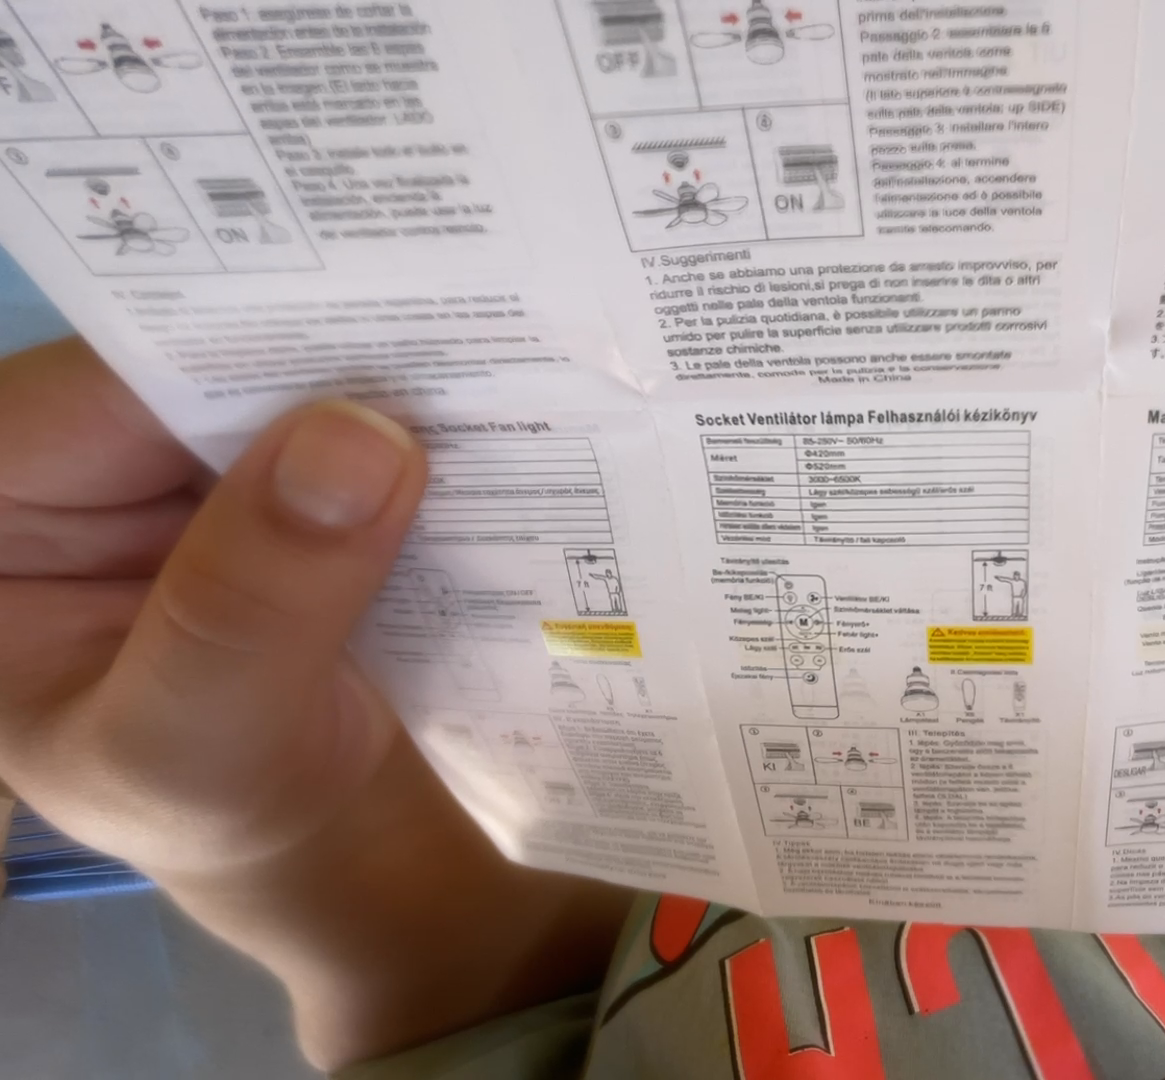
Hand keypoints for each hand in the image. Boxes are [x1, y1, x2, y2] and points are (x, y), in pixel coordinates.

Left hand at [0, 339, 632, 1067]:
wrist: (322, 825)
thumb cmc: (228, 804)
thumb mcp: (206, 731)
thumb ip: (260, 598)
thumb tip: (363, 436)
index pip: (113, 389)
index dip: (250, 351)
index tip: (392, 338)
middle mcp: (95, 478)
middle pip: (219, 375)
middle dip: (344, 370)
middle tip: (477, 344)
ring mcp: (212, 486)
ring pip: (308, 405)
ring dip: (404, 407)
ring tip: (507, 386)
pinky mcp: (301, 503)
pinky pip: (367, 449)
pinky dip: (431, 451)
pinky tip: (494, 448)